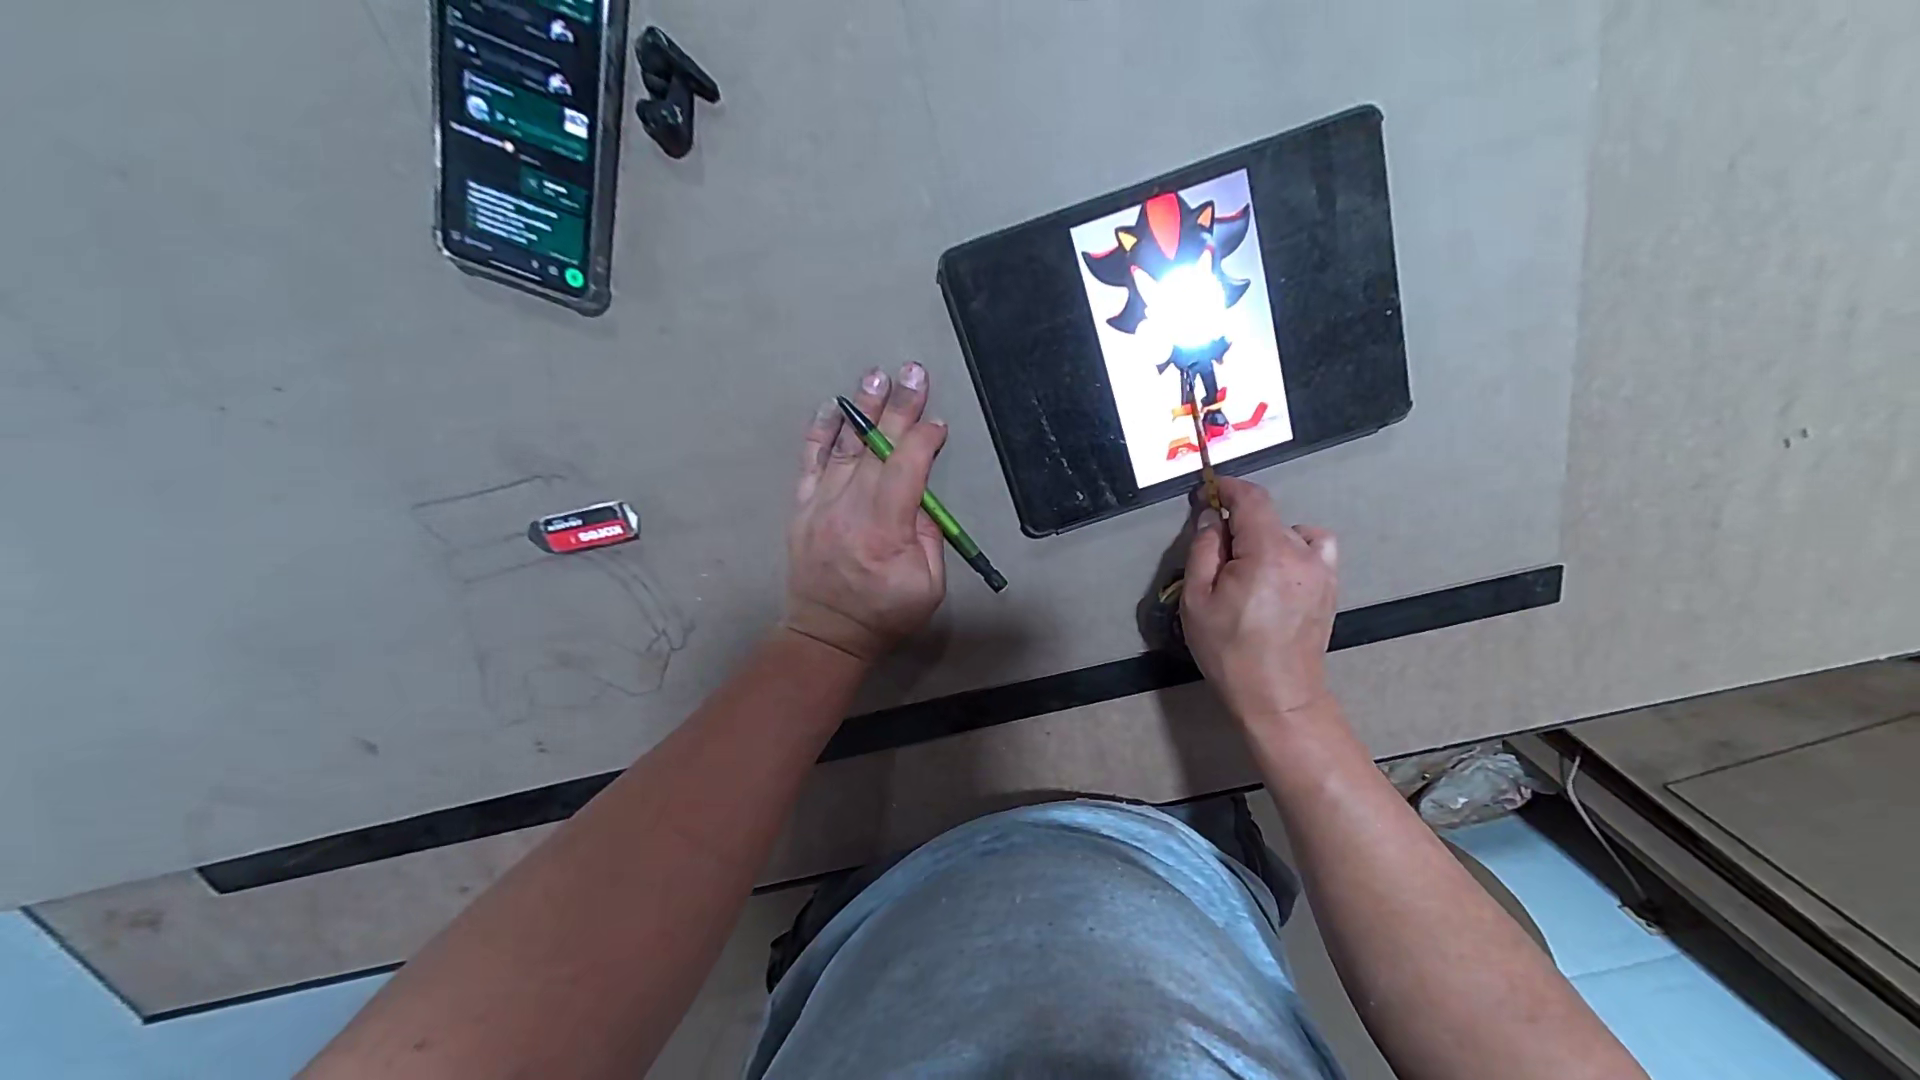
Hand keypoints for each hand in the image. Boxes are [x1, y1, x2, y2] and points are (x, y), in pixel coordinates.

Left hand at [783, 363, 949, 662]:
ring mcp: (821, 505)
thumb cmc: (884, 614)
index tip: (938, 425)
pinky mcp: (803, 507)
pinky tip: (831, 408)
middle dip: (899, 407)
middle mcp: (849, 509)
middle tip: (912, 372)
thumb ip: (929, 536)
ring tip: (875, 377)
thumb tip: (921, 495)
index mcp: (884, 531)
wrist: (826, 633)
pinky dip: (820, 433)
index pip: (907, 469)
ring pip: (844, 447)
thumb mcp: (928, 585)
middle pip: (878, 448)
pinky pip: (810, 462)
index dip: (924, 440)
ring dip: (862, 409)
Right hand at [1180, 477, 1339, 724]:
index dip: (1228, 488)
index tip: (1207, 491)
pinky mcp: (1330, 586)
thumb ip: (1204, 550)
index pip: (1252, 499)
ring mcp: (1323, 570)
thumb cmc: (1229, 651)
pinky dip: (1295, 546)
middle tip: (1214, 552)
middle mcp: (1302, 554)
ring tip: (1247, 564)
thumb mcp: (1197, 599)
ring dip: (1265, 535)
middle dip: (1238, 522)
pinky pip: (1315, 547)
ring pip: (1291, 530)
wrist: (1277, 695)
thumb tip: (1211, 517)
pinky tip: (1277, 569)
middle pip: (1268, 516)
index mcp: (1267, 553)